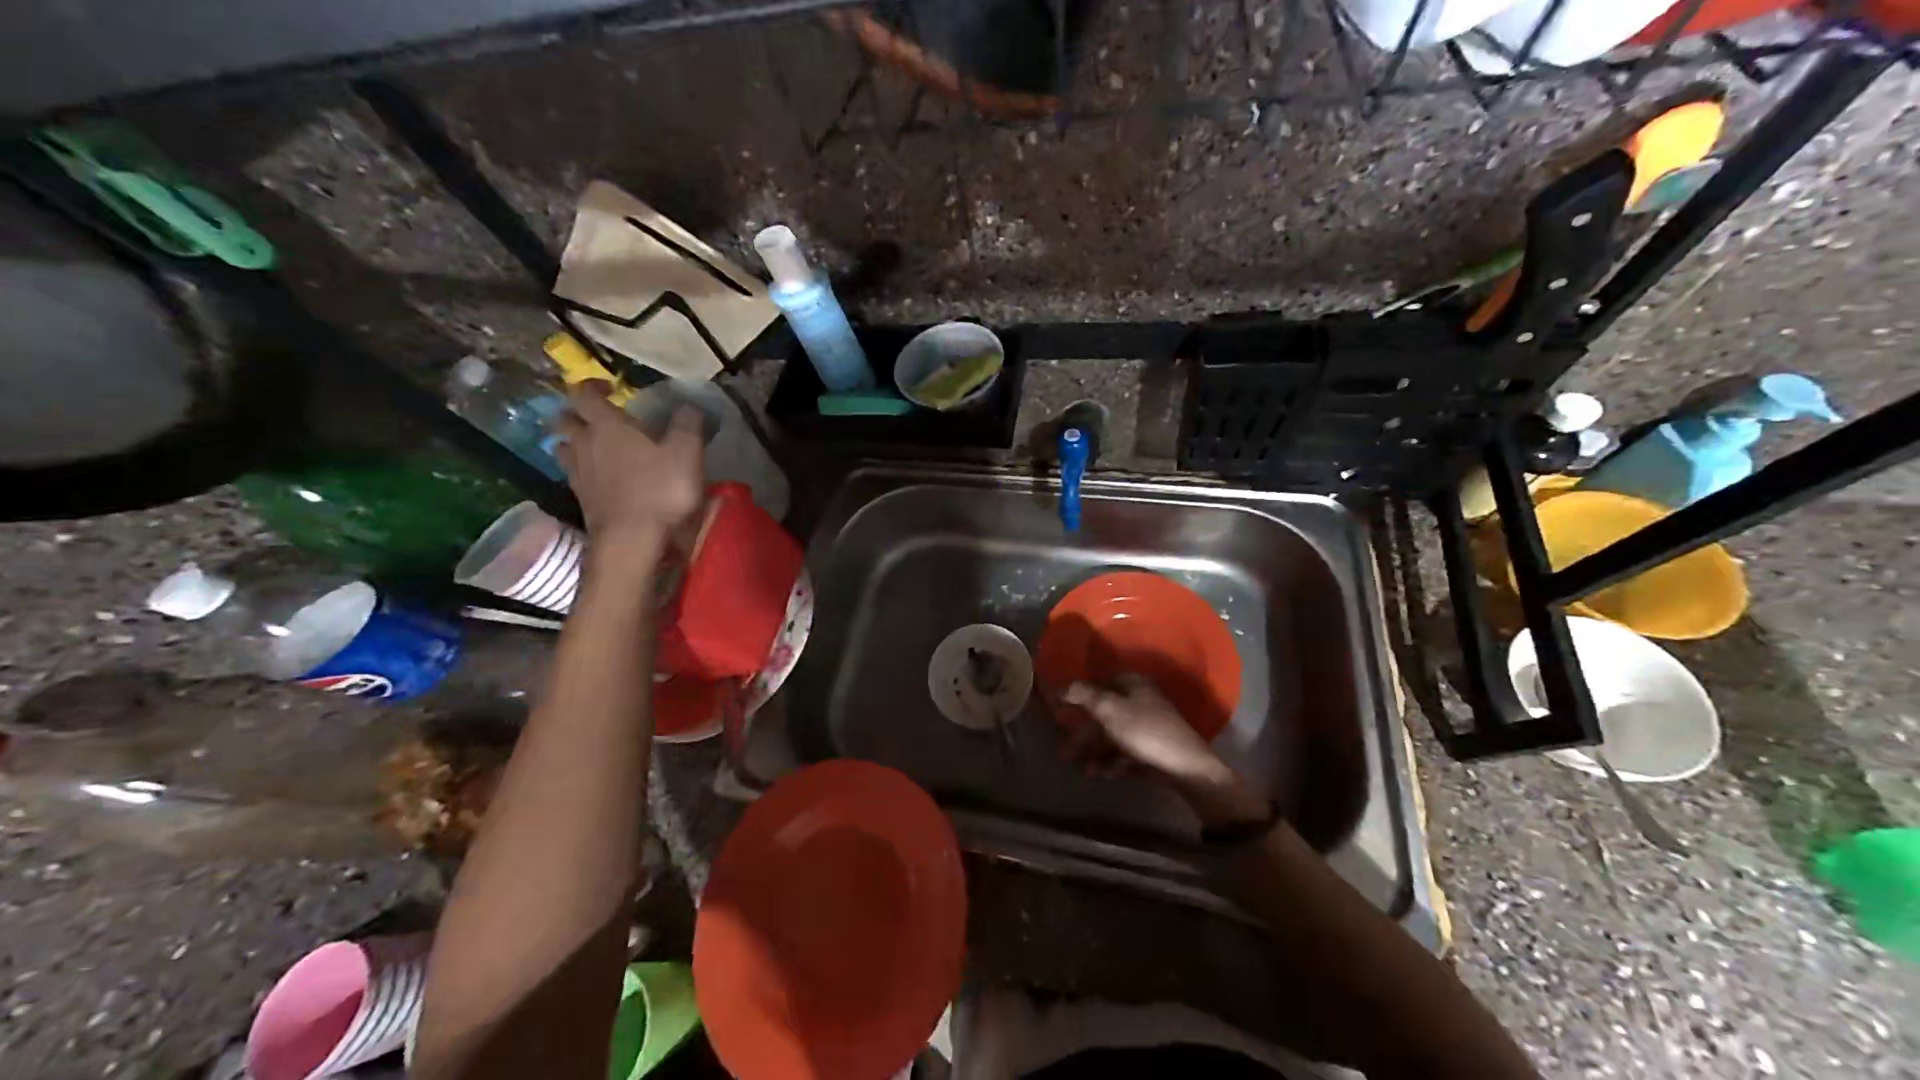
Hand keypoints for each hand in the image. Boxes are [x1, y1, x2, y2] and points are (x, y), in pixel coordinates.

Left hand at [554, 381, 704, 553]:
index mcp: (607, 426)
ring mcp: (577, 474)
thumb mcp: (686, 452)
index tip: (609, 388)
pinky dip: (583, 470)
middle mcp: (584, 444)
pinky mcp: (580, 500)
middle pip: (564, 420)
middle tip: (598, 418)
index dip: (592, 386)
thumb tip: (690, 403)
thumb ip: (687, 423)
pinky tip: (600, 477)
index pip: (583, 394)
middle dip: (577, 414)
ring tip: (595, 447)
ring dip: (574, 443)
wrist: (632, 541)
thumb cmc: (660, 490)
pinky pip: (573, 475)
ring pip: (563, 448)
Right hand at [1061, 675, 1266, 828]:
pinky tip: (1098, 775)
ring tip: (1078, 768)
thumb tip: (1062, 685)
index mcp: (1133, 685)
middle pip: (1104, 714)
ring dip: (1094, 752)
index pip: (1100, 683)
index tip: (1060, 708)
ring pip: (1113, 737)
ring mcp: (1148, 728)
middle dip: (1083, 734)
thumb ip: (1084, 695)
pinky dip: (1111, 763)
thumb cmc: (1144, 731)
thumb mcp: (1109, 709)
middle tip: (1064, 750)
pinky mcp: (1153, 751)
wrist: (1186, 768)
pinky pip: (1126, 754)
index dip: (1079, 695)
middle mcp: (1141, 702)